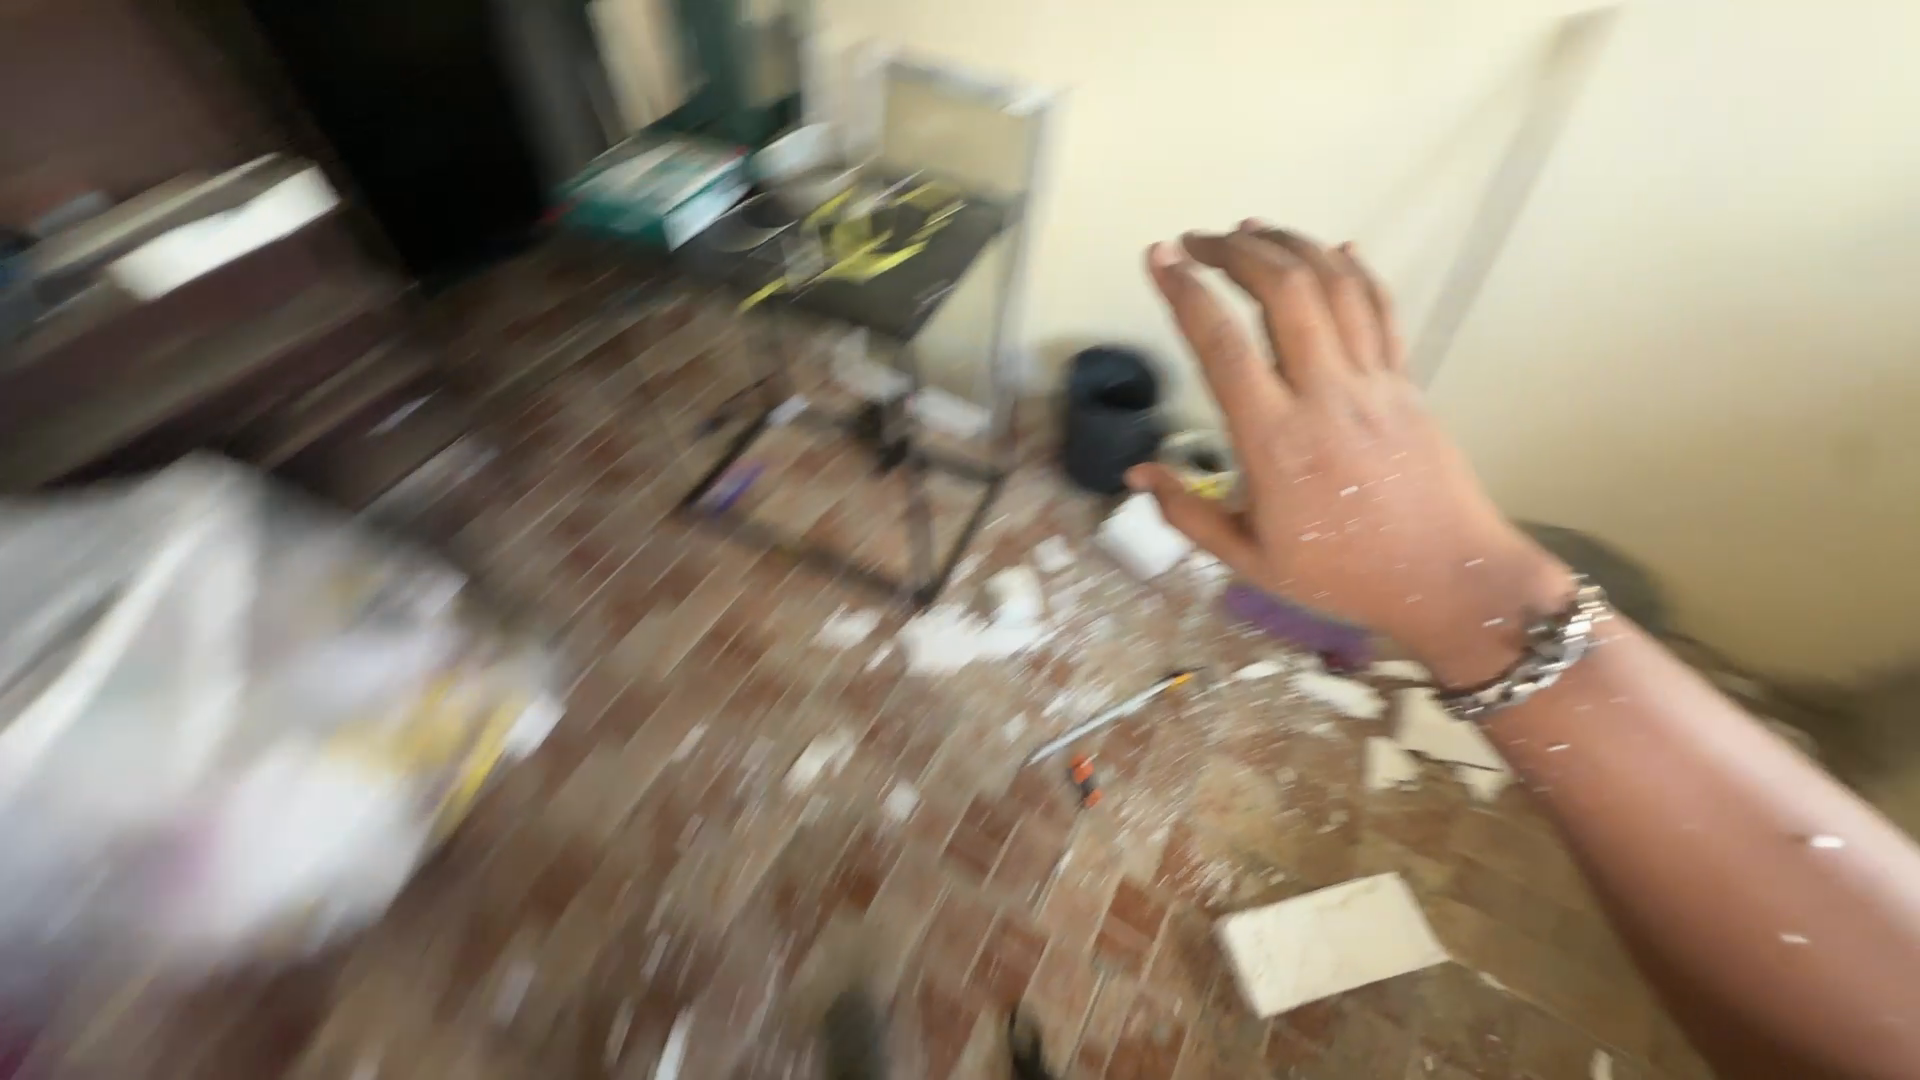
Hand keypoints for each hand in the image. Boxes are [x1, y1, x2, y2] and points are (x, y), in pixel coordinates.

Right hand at [1125, 222, 1572, 686]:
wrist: (1450, 579)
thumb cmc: (1341, 575)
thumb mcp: (1247, 560)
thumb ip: (1185, 514)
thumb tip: (1137, 473)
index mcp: (1275, 441)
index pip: (1222, 345)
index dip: (1185, 292)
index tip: (1159, 259)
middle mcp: (1324, 396)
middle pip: (1283, 292)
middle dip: (1233, 252)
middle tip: (1196, 242)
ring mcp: (1373, 383)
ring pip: (1334, 287)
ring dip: (1288, 246)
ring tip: (1249, 230)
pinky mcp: (1406, 384)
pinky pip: (1381, 310)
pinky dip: (1354, 270)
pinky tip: (1334, 248)